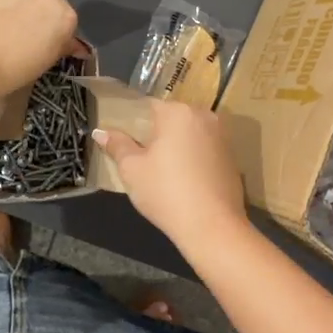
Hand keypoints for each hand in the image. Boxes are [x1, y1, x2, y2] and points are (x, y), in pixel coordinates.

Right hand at [95, 101, 247, 244]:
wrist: (213, 227)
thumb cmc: (166, 192)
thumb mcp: (132, 169)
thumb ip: (117, 145)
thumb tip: (100, 131)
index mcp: (178, 112)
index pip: (149, 106)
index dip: (133, 121)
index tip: (124, 139)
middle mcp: (204, 117)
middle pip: (172, 118)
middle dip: (156, 133)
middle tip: (140, 156)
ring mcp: (222, 137)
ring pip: (190, 134)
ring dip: (176, 146)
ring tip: (160, 170)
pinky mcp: (232, 158)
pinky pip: (204, 149)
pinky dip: (192, 158)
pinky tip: (183, 180)